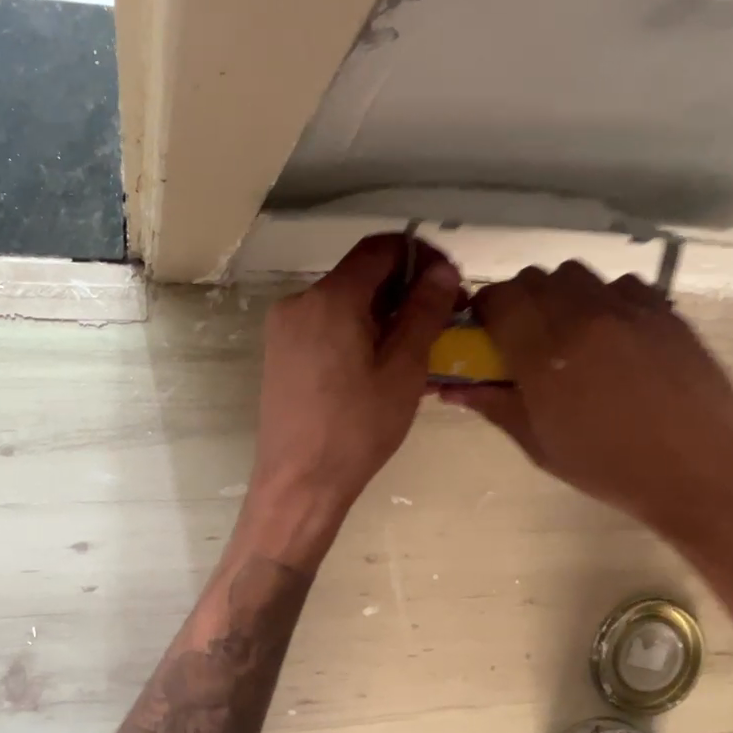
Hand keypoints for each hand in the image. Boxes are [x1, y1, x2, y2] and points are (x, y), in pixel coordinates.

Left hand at [248, 233, 462, 514]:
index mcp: (329, 298)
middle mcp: (299, 302)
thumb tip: (442, 269)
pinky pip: (327, 328)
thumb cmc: (356, 430)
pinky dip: (358, 334)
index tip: (451, 286)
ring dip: (384, 315)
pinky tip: (382, 366)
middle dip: (405, 290)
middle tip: (444, 322)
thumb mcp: (403, 370)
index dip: (422, 258)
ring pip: (344, 304)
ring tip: (418, 351)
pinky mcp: (280, 355)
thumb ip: (424, 312)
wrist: (298, 484)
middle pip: (361, 276)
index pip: (381, 249)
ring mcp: (284, 330)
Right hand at [442, 261, 732, 530]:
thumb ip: (494, 404)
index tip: (485, 334)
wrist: (700, 471)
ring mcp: (628, 308)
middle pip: (534, 278)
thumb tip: (452, 386)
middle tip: (523, 338)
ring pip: (576, 275)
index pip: (497, 299)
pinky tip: (612, 336)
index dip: (484, 311)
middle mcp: (583, 317)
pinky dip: (604, 299)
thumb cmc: (609, 468)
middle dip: (518, 301)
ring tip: (569, 335)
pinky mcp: (664, 310)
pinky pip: (621, 284)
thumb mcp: (539, 445)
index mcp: (544, 354)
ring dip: (560, 295)